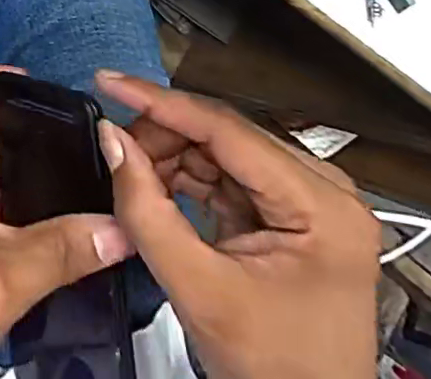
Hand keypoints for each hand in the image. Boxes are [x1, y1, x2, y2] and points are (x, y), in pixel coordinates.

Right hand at [96, 71, 380, 378]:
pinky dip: (186, 176)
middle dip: (163, 137)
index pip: (226, 129)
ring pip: (219, 148)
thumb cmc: (271, 368)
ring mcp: (308, 197)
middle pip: (223, 134)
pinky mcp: (288, 210)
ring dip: (171, 156)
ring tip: (135, 178)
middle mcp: (322, 188)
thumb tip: (110, 136)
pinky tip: (158, 187)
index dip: (159, 101)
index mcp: (320, 205)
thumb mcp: (199, 290)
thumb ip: (146, 209)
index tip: (108, 80)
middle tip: (117, 152)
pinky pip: (226, 173)